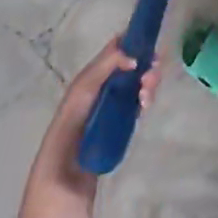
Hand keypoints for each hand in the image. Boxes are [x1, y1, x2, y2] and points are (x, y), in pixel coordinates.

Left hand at [34, 37, 162, 195]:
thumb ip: (103, 68)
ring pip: (138, 84)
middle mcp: (104, 87)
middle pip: (131, 66)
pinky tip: (146, 104)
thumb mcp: (82, 91)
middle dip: (145, 63)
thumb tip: (133, 55)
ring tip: (148, 92)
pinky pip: (139, 104)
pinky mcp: (124, 125)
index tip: (148, 39)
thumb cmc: (69, 128)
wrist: (65, 178)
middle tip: (153, 70)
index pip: (114, 51)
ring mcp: (115, 106)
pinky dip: (146, 99)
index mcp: (91, 77)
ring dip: (148, 81)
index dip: (131, 41)